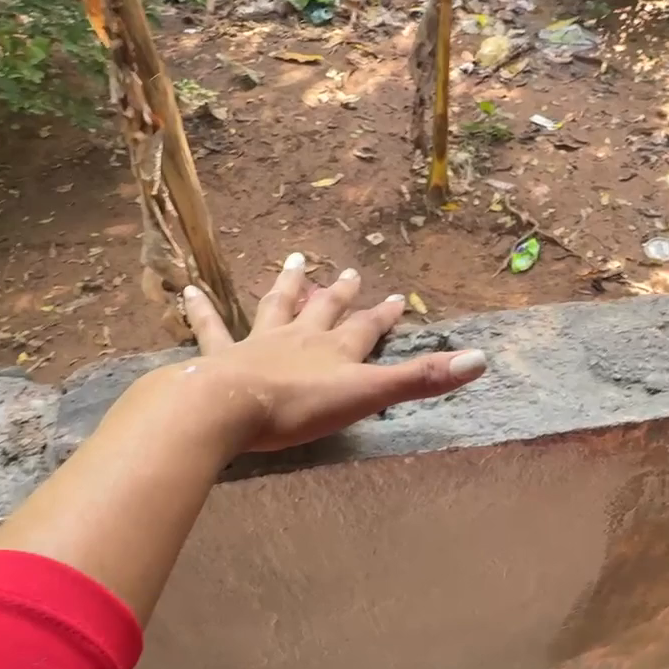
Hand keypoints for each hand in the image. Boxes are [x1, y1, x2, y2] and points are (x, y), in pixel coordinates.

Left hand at [166, 252, 486, 451]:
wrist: (229, 408)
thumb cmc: (301, 406)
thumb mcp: (369, 394)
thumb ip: (420, 379)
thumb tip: (481, 359)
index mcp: (336, 350)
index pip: (367, 328)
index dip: (383, 315)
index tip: (396, 297)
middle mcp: (301, 338)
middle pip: (325, 310)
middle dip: (341, 293)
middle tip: (349, 272)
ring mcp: (260, 344)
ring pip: (276, 307)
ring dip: (287, 285)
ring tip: (294, 260)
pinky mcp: (222, 357)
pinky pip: (211, 328)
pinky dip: (201, 311)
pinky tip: (188, 292)